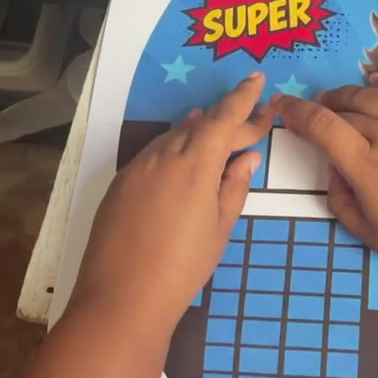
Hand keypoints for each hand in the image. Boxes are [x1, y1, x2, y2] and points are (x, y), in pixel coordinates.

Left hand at [71, 73, 273, 328]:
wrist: (122, 298)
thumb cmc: (184, 267)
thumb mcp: (220, 227)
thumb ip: (234, 186)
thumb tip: (247, 158)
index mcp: (194, 163)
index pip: (224, 117)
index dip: (243, 97)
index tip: (258, 79)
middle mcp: (163, 155)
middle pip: (200, 125)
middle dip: (228, 121)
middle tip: (252, 124)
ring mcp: (137, 167)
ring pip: (173, 136)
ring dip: (198, 131)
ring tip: (218, 133)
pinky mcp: (120, 183)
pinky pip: (154, 153)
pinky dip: (174, 148)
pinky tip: (182, 159)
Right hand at [271, 79, 377, 286]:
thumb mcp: (370, 234)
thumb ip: (341, 200)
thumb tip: (335, 171)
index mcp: (368, 166)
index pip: (322, 126)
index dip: (296, 112)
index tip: (281, 106)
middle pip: (344, 106)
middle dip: (319, 105)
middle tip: (308, 111)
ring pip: (372, 93)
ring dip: (348, 93)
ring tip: (336, 100)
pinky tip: (376, 84)